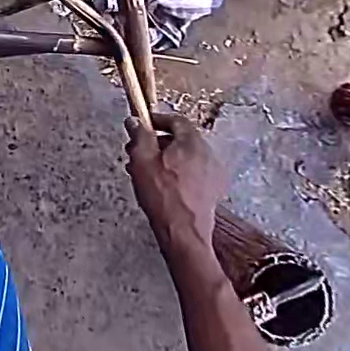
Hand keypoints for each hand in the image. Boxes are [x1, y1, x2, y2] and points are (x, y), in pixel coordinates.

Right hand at [124, 112, 225, 258]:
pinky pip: (193, 170)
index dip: (157, 119)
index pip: (177, 120)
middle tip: (137, 149)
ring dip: (165, 156)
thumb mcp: (142, 158)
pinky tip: (161, 182)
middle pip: (181, 138)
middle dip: (158, 141)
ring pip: (186, 155)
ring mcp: (214, 174)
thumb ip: (140, 135)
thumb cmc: (161, 193)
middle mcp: (208, 156)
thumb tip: (135, 121)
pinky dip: (177, 170)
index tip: (142, 124)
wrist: (182, 231)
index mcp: (193, 144)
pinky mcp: (213, 190)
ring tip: (145, 168)